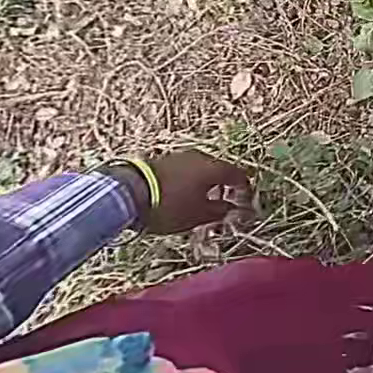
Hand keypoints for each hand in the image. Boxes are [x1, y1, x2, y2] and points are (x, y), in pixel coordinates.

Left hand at [133, 151, 252, 234]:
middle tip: (223, 204)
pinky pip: (186, 170)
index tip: (244, 202)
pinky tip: (183, 196)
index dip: (244, 189)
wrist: (128, 192)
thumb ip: (220, 212)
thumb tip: (233, 209)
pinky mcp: (164, 160)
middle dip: (224, 187)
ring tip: (201, 203)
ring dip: (206, 184)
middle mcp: (200, 157)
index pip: (238, 175)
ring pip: (201, 170)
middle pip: (220, 170)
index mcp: (214, 168)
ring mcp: (181, 156)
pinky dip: (190, 182)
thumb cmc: (170, 206)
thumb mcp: (198, 215)